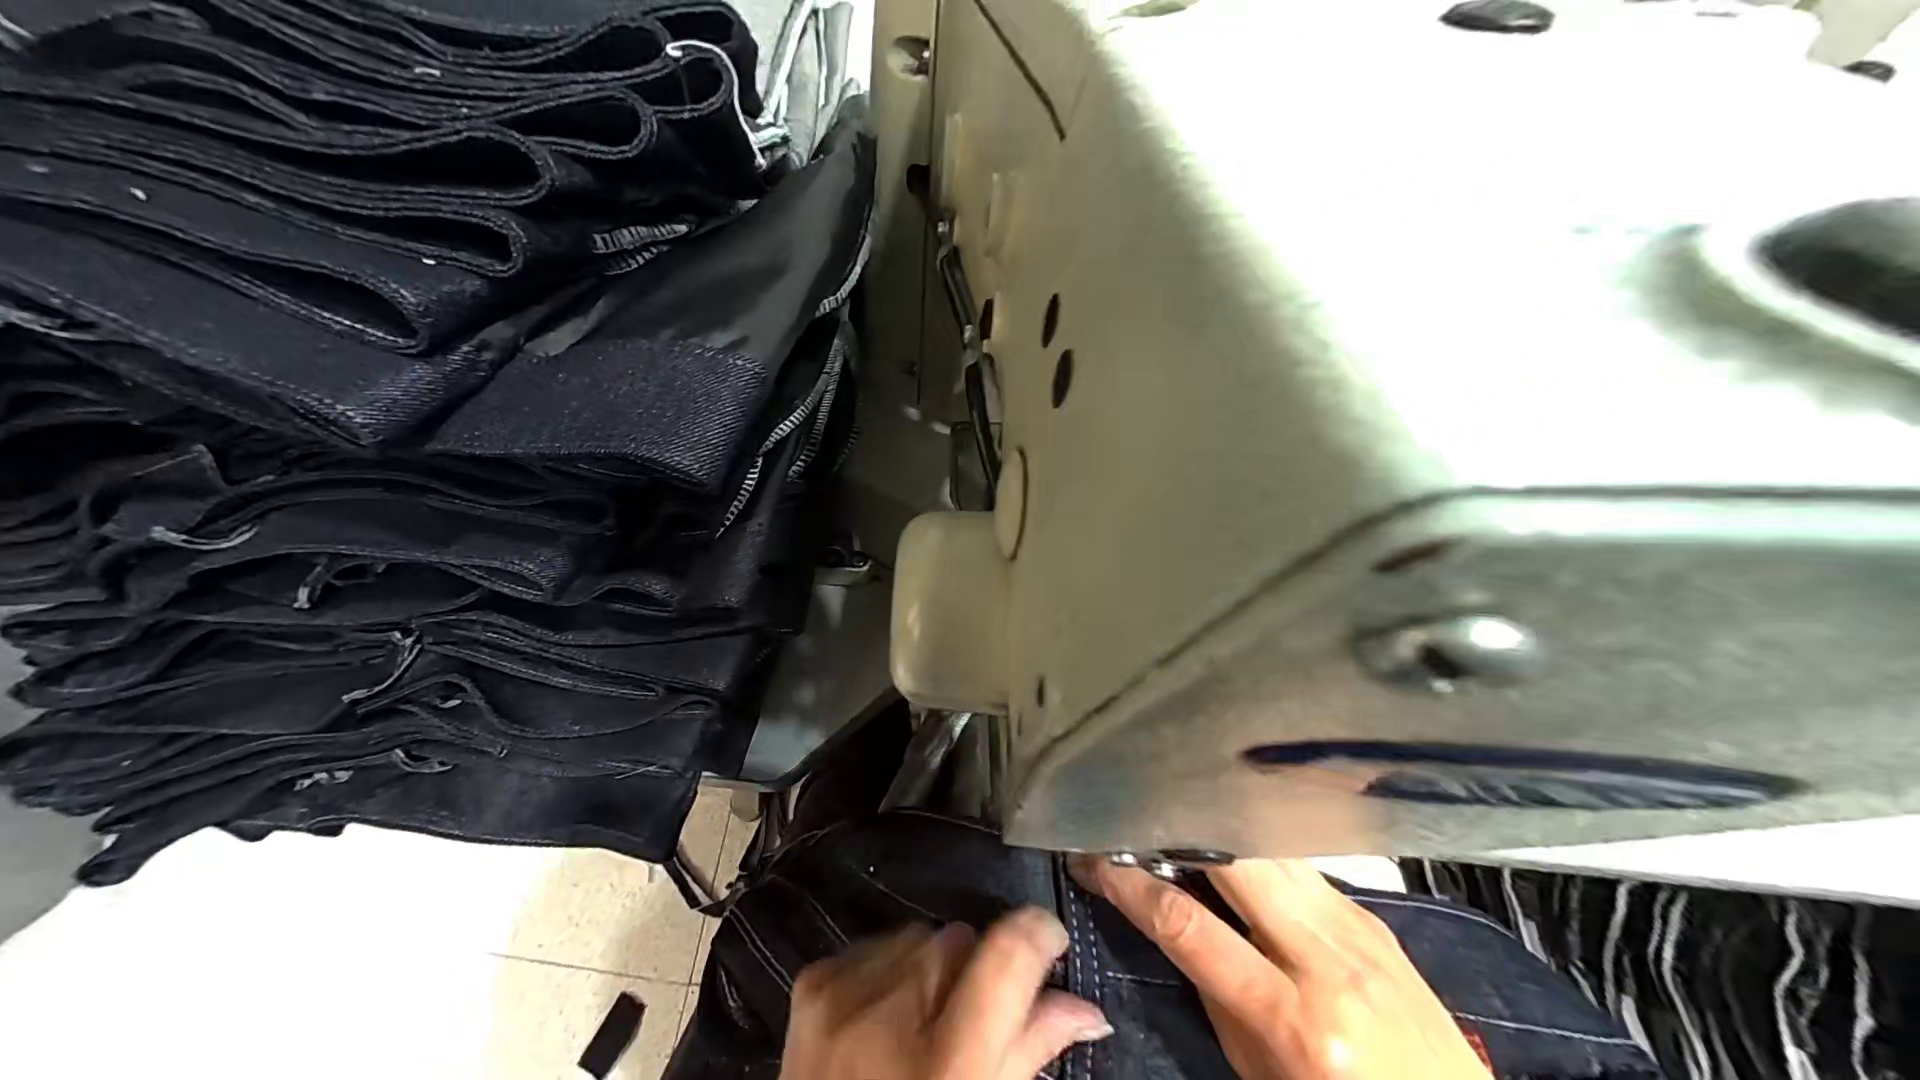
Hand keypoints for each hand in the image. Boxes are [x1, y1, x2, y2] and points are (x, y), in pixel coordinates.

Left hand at [780, 906, 1113, 1079]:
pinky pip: (879, 942)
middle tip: (966, 1016)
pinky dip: (891, 967)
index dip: (1037, 931)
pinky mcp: (814, 980)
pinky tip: (882, 1013)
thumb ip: (1032, 1049)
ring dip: (931, 964)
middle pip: (962, 937)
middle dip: (975, 966)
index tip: (1049, 940)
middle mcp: (893, 1015)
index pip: (1006, 954)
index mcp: (946, 1062)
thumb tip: (1087, 1006)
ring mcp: (846, 992)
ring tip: (919, 1020)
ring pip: (921, 933)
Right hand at [1072, 858, 1490, 1079]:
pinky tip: (1228, 843)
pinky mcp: (1371, 912)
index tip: (1093, 861)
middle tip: (1130, 817)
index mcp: (1294, 1018)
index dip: (1128, 884)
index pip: (1187, 924)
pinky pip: (1296, 862)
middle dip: (1173, 827)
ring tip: (1170, 817)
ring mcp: (1357, 925)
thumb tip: (1168, 918)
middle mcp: (1328, 957)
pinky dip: (1253, 846)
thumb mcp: (1258, 1071)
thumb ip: (1214, 990)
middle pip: (1233, 857)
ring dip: (1212, 824)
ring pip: (1267, 844)